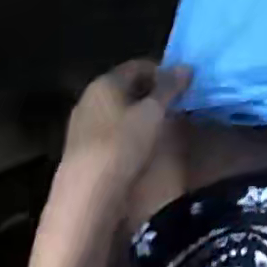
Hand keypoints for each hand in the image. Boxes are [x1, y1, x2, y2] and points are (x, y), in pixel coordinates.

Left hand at [60, 59, 191, 191]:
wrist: (85, 200)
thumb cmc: (122, 146)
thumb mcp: (152, 114)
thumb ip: (169, 88)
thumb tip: (185, 66)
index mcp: (105, 81)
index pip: (138, 66)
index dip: (163, 72)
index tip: (183, 87)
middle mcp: (89, 97)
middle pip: (127, 87)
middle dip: (152, 94)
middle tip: (176, 108)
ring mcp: (82, 125)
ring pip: (118, 111)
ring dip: (140, 116)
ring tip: (162, 130)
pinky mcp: (80, 152)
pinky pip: (109, 132)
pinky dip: (127, 134)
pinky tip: (139, 150)